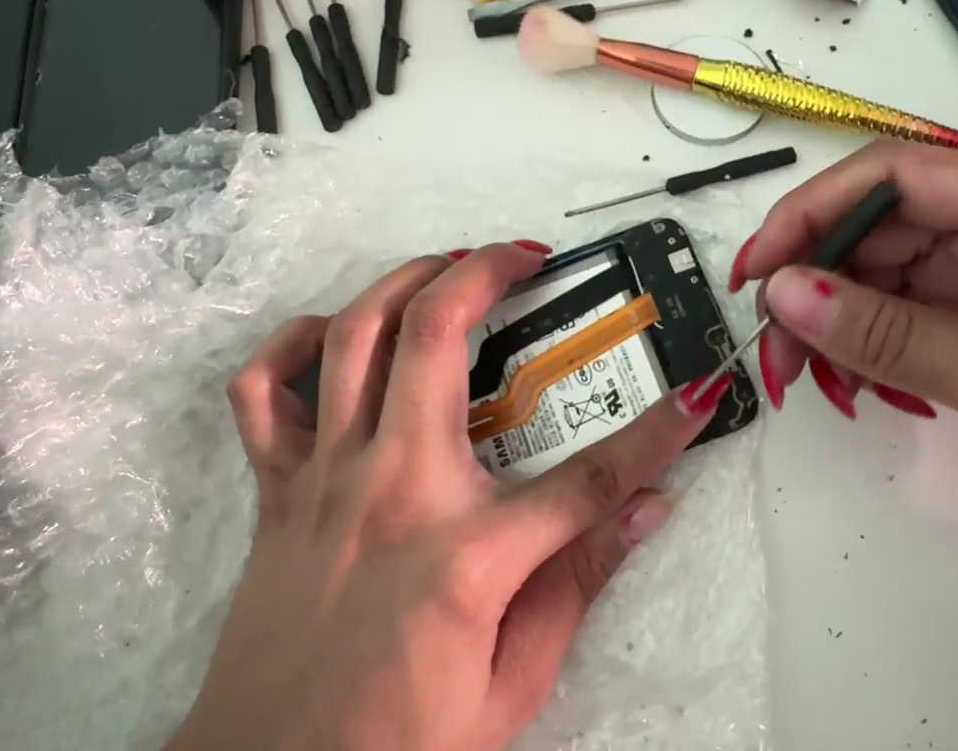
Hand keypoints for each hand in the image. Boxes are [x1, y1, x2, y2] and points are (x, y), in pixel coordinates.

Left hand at [166, 241, 733, 750]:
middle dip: (488, 273)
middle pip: (438, 337)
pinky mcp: (278, 487)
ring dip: (404, 280)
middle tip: (526, 256)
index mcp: (465, 554)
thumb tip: (647, 508)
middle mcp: (391, 489)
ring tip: (447, 266)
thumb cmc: (397, 743)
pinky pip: (263, 388)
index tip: (694, 391)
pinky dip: (295, 342)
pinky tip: (336, 333)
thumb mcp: (513, 683)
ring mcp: (325, 477)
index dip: (656, 435)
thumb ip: (579, 581)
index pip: (588, 479)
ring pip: (355, 335)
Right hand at [729, 142, 957, 585]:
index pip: (902, 175)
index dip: (816, 208)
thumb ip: (903, 339)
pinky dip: (865, 349)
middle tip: (776, 349)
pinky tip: (855, 387)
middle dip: (817, 278)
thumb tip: (787, 291)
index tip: (758, 269)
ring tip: (806, 379)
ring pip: (884, 275)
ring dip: (833, 319)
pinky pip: (904, 320)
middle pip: (883, 225)